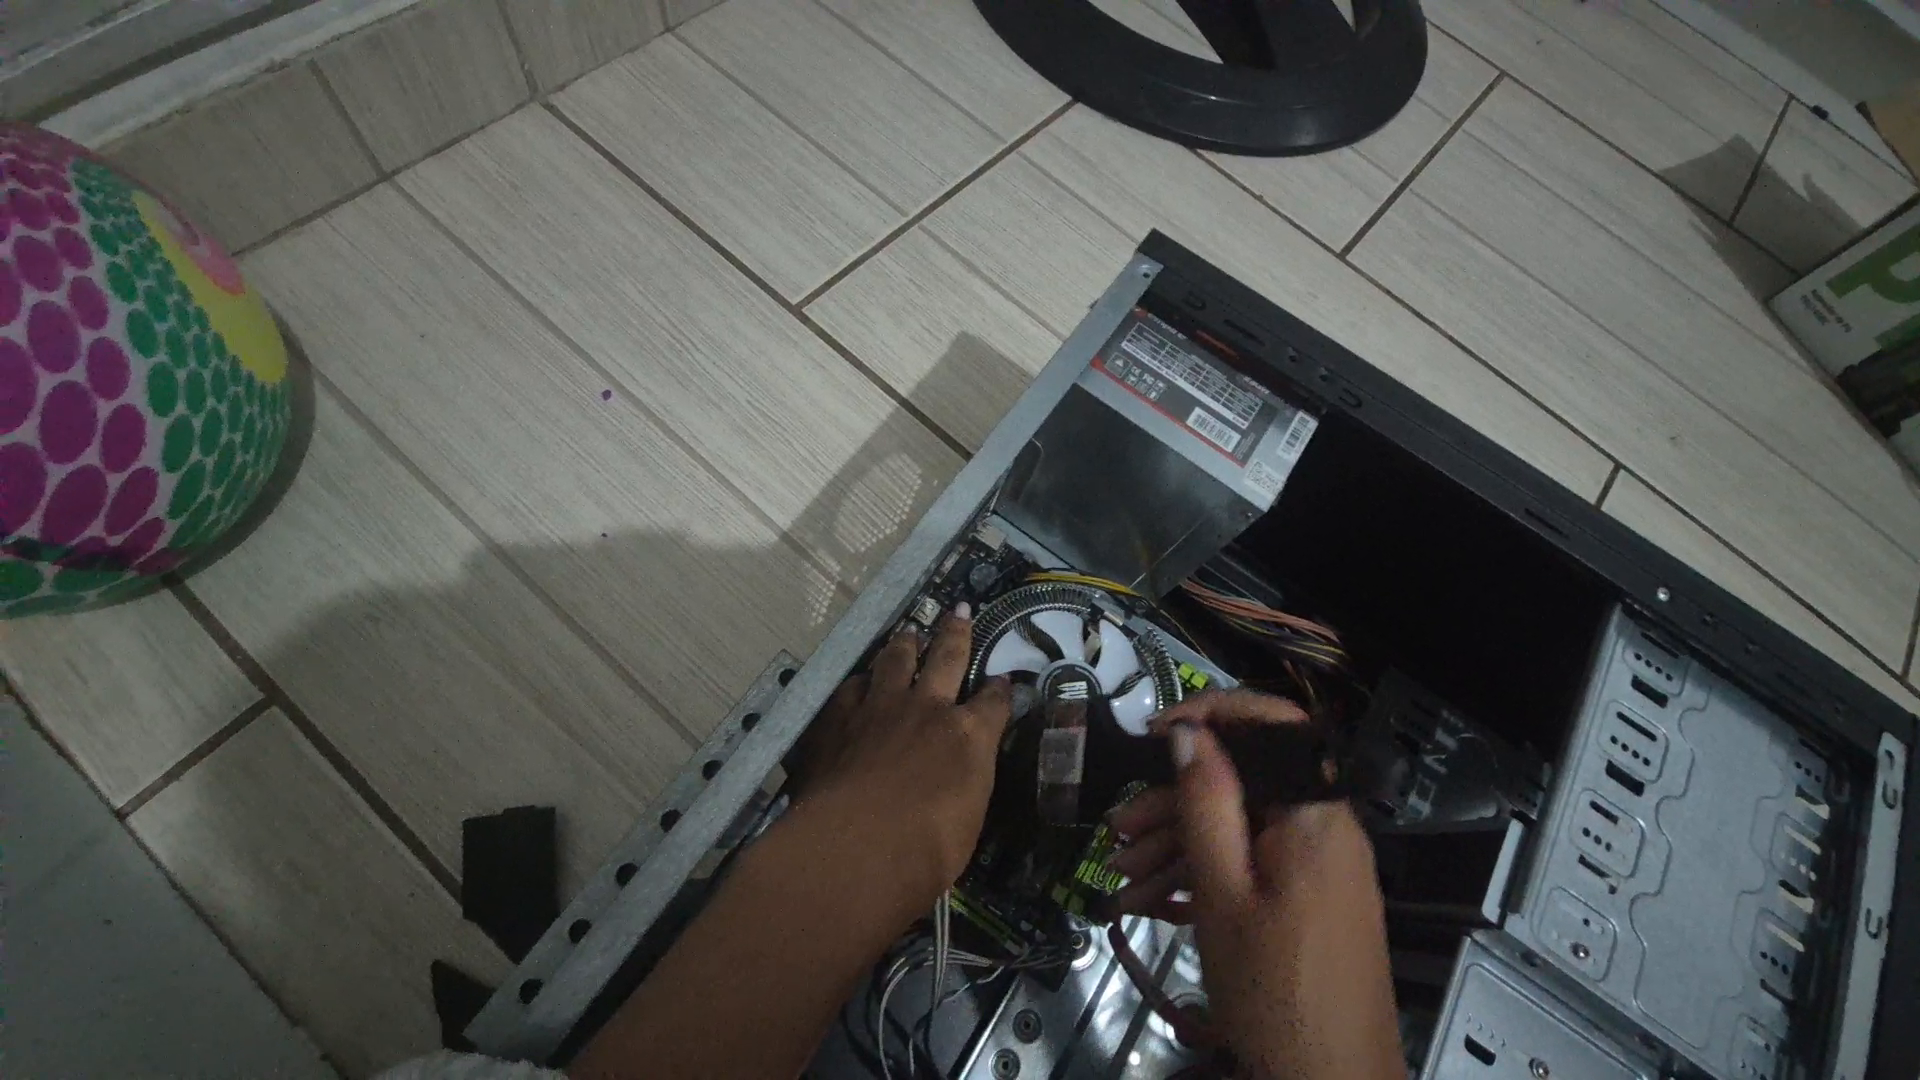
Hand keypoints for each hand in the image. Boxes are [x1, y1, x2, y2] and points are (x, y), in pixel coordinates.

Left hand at [791, 604, 1013, 901]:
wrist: (854, 849)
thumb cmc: (925, 853)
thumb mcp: (968, 823)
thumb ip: (967, 785)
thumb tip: (965, 775)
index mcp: (968, 736)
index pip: (993, 703)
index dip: (1000, 691)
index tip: (1003, 681)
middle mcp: (927, 708)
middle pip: (946, 658)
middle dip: (956, 633)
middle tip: (960, 611)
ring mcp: (879, 707)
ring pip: (895, 659)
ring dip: (905, 643)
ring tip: (909, 632)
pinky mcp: (838, 718)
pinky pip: (851, 687)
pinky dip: (860, 682)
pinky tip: (859, 681)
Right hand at [1107, 690, 1402, 1079]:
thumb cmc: (1273, 992)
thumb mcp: (1222, 891)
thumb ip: (1205, 802)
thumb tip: (1188, 731)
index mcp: (1314, 814)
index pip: (1275, 724)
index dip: (1214, 713)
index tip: (1156, 732)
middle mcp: (1323, 828)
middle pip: (1244, 783)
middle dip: (1174, 800)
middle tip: (1118, 829)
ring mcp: (1317, 866)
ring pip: (1240, 827)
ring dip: (1177, 845)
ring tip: (1122, 878)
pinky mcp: (1307, 898)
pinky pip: (1251, 865)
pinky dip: (1204, 875)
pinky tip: (1154, 902)